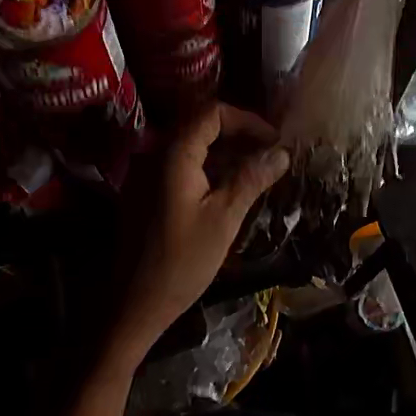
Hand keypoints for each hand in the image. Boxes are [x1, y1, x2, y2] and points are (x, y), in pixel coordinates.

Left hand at [109, 104, 288, 365]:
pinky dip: (207, 170)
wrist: (134, 303)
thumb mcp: (224, 219)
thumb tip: (280, 153)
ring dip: (224, 153)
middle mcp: (155, 155)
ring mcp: (146, 174)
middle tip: (270, 155)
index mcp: (173, 156)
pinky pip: (180, 167)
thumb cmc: (182, 262)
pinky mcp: (145, 193)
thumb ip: (250, 179)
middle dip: (238, 135)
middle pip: (199, 127)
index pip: (211, 113)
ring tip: (258, 172)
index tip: (274, 140)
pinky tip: (230, 189)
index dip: (246, 120)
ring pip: (190, 148)